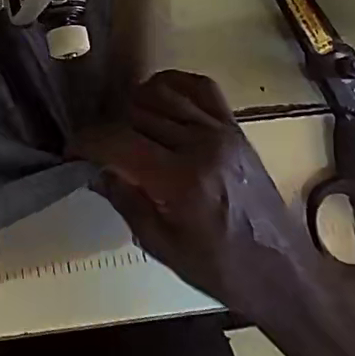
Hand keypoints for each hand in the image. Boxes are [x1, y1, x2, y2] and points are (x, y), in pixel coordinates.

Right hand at [73, 70, 328, 323]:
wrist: (282, 270)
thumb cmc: (221, 269)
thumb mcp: (163, 246)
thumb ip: (126, 201)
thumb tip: (95, 171)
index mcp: (181, 181)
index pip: (118, 141)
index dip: (86, 142)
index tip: (71, 151)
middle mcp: (201, 145)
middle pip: (136, 114)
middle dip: (108, 129)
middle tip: (98, 150)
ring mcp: (222, 131)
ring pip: (163, 94)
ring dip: (134, 105)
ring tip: (124, 128)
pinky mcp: (235, 127)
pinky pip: (200, 88)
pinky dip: (173, 85)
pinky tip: (158, 100)